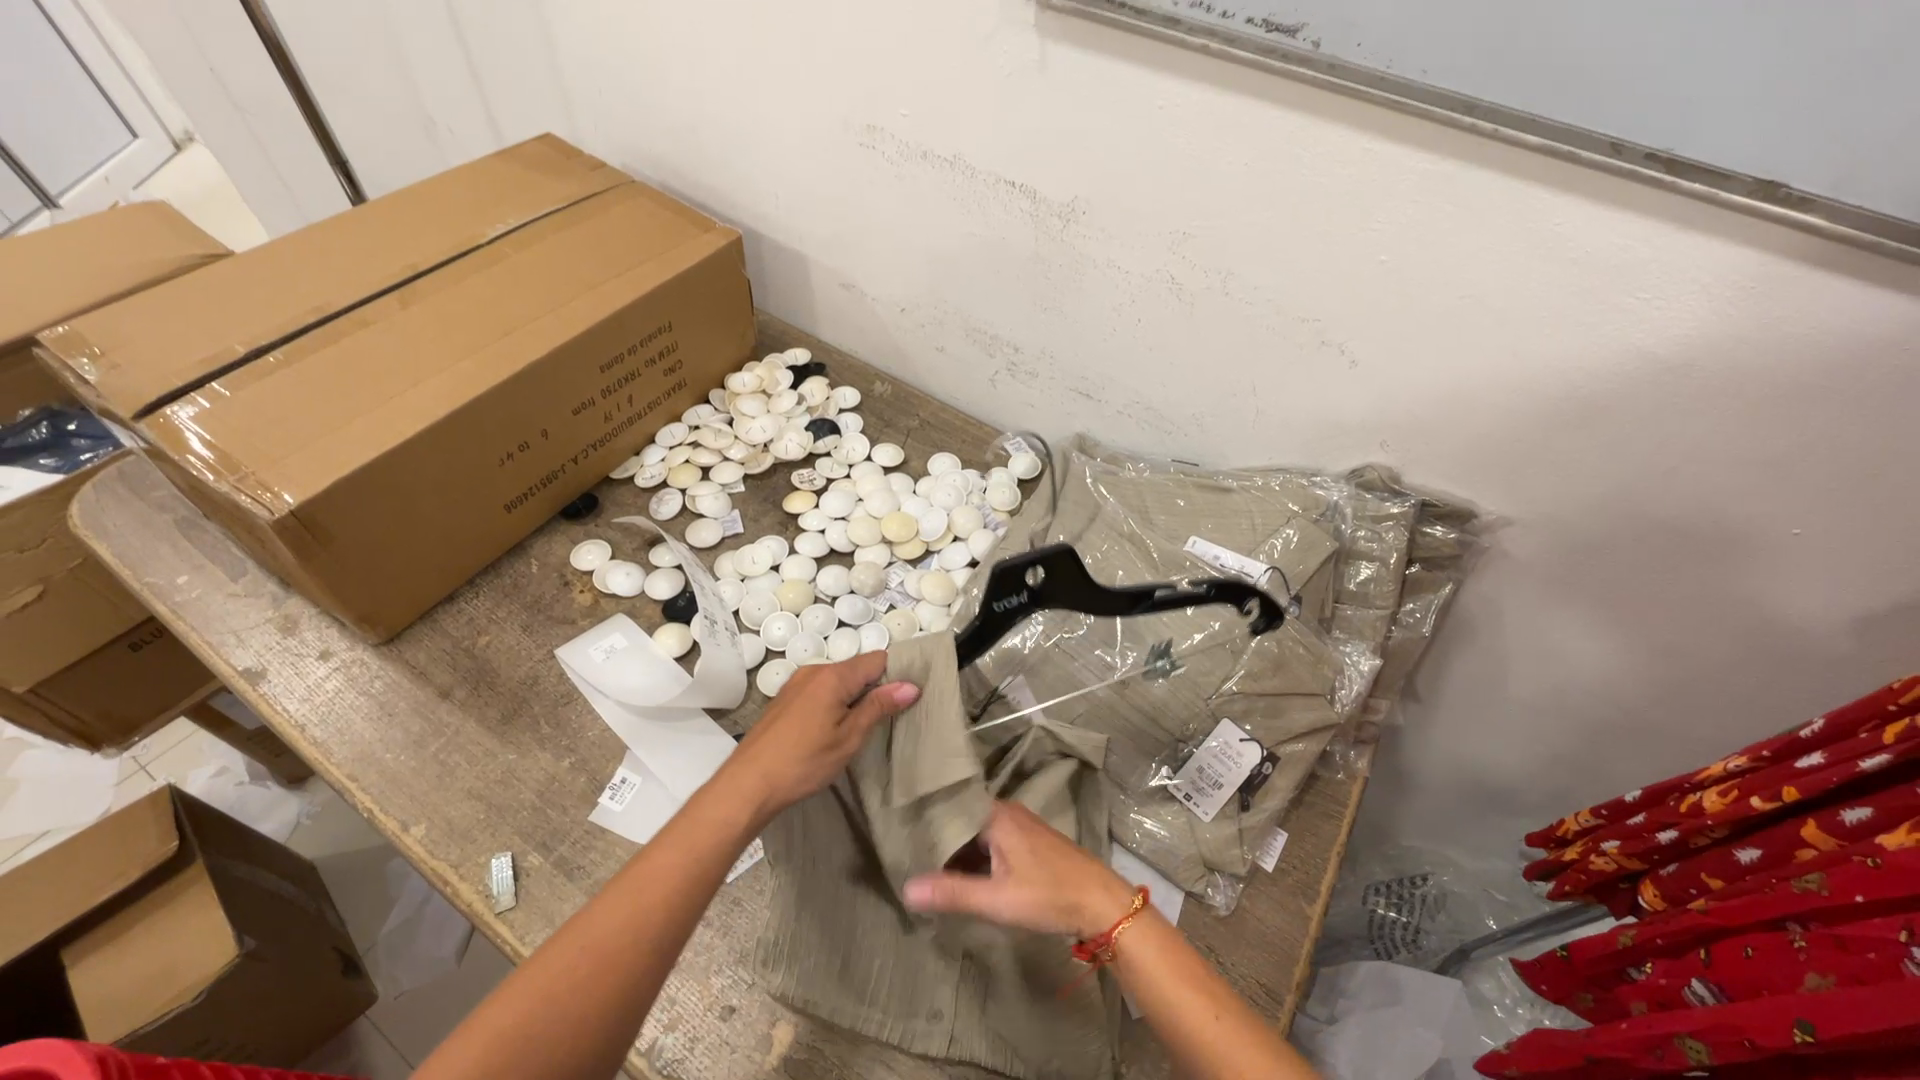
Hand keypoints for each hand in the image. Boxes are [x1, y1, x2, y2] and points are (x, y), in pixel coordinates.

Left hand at [720, 652, 918, 821]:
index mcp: (833, 676)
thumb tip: (911, 685)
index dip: (895, 675)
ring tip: (858, 730)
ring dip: (852, 699)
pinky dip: (832, 704)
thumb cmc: (804, 761)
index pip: (877, 659)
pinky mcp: (785, 699)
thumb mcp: (849, 737)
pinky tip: (830, 731)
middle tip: (884, 721)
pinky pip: (820, 690)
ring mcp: (796, 683)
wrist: (749, 783)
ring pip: (838, 681)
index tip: (905, 700)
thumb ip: (879, 707)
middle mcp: (814, 670)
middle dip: (874, 689)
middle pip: (857, 668)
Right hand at [902, 801, 1138, 937]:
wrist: (1102, 903)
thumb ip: (952, 892)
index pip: (947, 810)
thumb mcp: (996, 899)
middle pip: (961, 822)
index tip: (897, 837)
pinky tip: (962, 874)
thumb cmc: (1049, 895)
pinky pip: (991, 841)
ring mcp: (1020, 825)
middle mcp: (1006, 812)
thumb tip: (906, 888)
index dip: (923, 824)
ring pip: (976, 833)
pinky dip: (976, 856)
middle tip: (906, 856)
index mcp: (995, 815)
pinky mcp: (1030, 842)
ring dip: (957, 850)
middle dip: (938, 840)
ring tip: (926, 867)